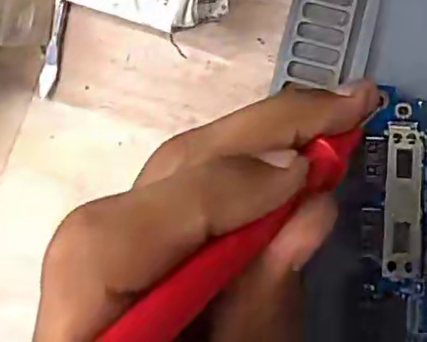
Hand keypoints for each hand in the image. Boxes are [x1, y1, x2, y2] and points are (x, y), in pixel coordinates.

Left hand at [33, 81, 378, 341]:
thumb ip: (258, 313)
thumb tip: (312, 210)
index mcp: (80, 323)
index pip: (118, 240)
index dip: (214, 193)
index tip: (302, 173)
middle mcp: (86, 265)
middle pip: (166, 171)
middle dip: (264, 131)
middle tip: (346, 106)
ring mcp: (117, 238)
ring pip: (188, 163)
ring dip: (271, 133)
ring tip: (336, 115)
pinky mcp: (154, 230)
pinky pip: (204, 179)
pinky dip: (260, 160)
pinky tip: (303, 145)